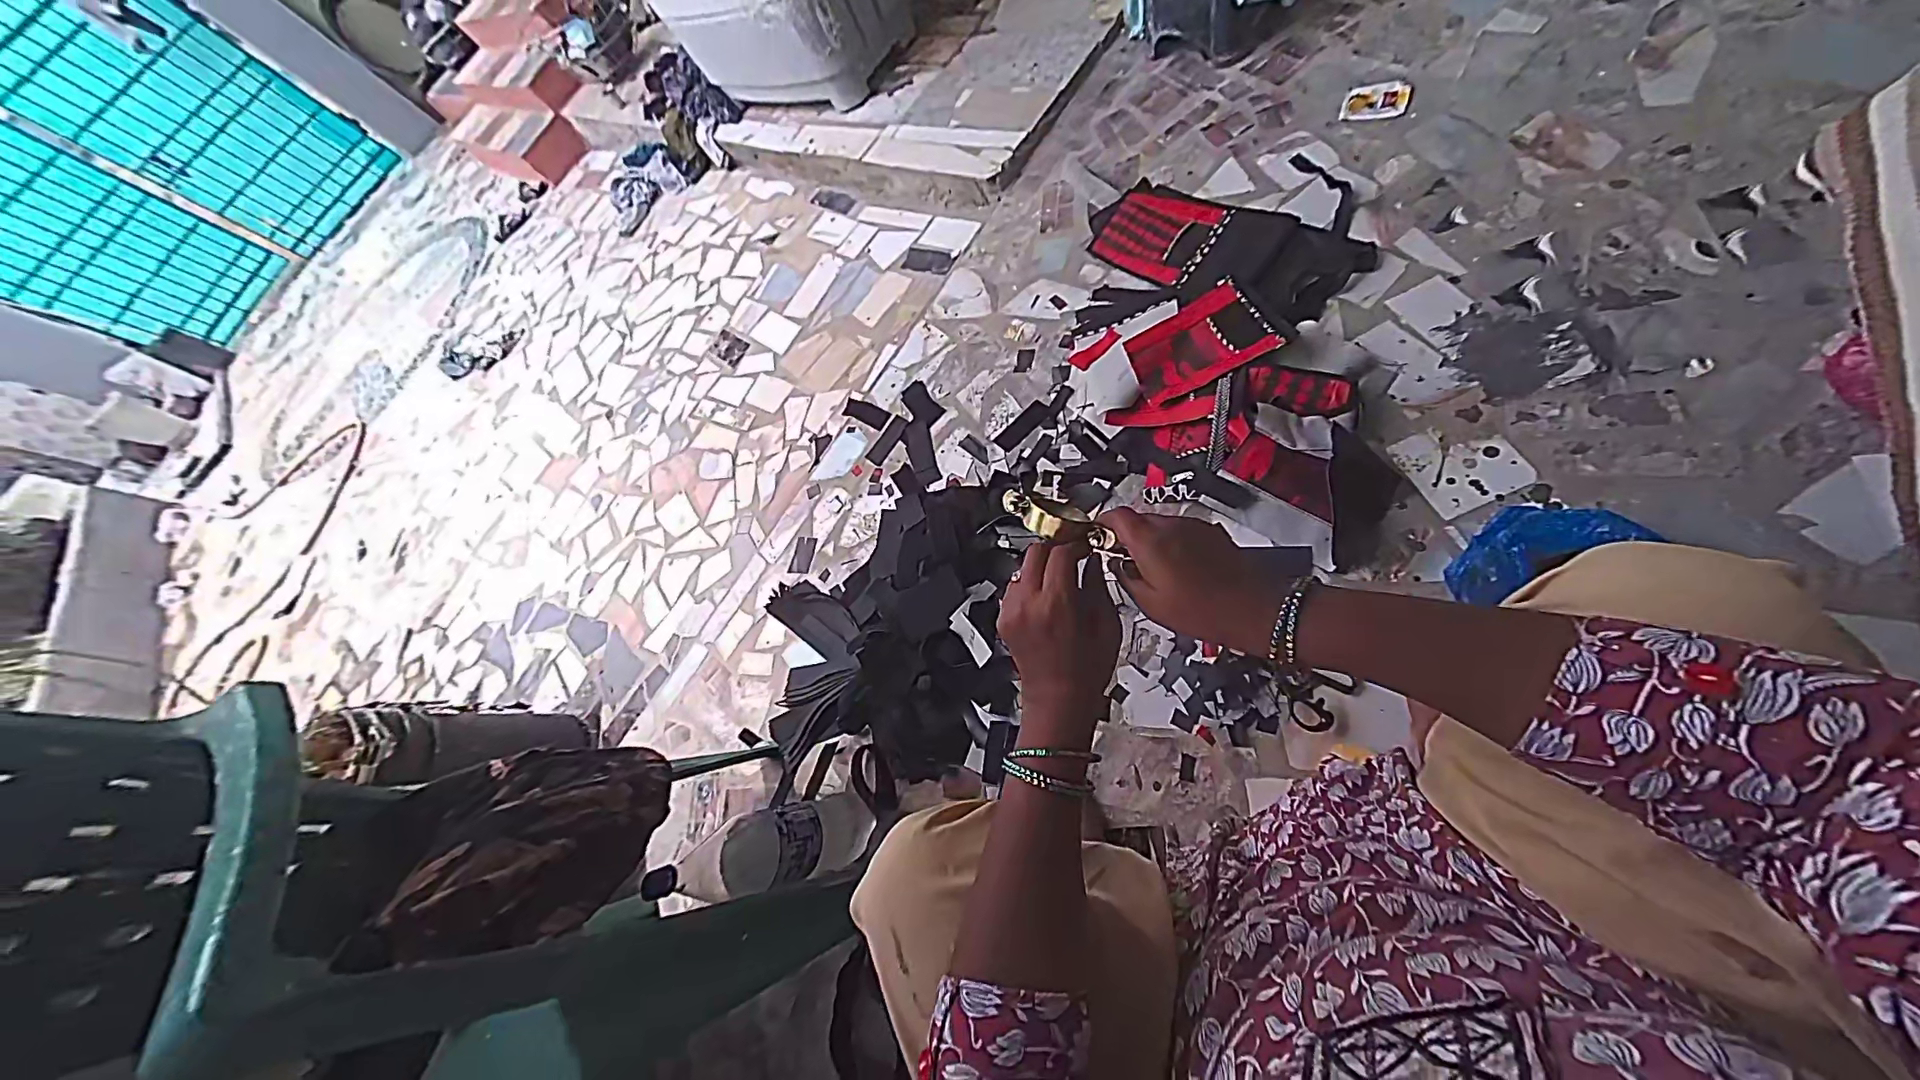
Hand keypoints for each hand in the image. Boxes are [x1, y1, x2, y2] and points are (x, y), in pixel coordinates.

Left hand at [998, 540, 1120, 742]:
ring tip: (1060, 579)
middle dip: (1056, 548)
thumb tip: (1092, 561)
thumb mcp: (1107, 625)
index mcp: (1057, 603)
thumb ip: (1097, 586)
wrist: (1058, 700)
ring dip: (1041, 567)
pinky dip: (1030, 586)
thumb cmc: (1085, 672)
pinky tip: (1046, 598)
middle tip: (1072, 553)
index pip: (1061, 552)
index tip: (1086, 546)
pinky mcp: (1004, 620)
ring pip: (1022, 568)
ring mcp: (1012, 612)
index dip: (1077, 544)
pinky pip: (1014, 589)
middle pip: (1035, 552)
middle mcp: (1028, 604)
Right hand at [1099, 508, 1287, 655]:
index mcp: (1150, 541)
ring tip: (1153, 570)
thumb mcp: (1150, 603)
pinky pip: (1179, 531)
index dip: (1101, 522)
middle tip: (1122, 558)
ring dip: (1149, 540)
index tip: (1096, 533)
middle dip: (1125, 535)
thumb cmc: (1206, 610)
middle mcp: (1171, 526)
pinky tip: (1176, 570)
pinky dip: (1171, 544)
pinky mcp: (1209, 531)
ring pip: (1158, 524)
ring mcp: (1192, 526)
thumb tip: (1117, 566)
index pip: (1115, 514)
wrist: (1252, 609)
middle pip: (1137, 518)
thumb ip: (1126, 577)